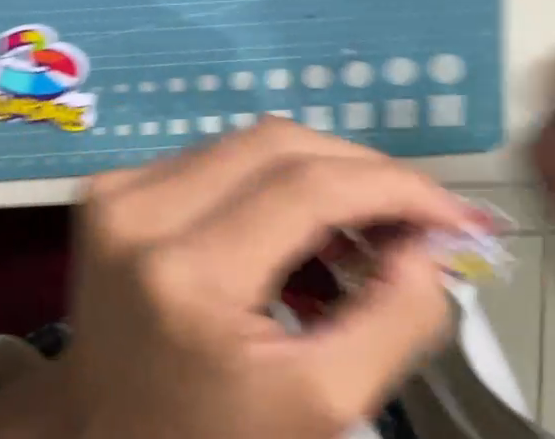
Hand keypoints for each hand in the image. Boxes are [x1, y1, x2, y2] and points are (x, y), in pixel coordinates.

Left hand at [0, 119, 472, 438]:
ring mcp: (114, 191)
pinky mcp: (108, 188)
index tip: (455, 213)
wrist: (100, 430)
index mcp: (186, 271)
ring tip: (365, 232)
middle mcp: (137, 209)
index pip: (305, 186)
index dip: (391, 187)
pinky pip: (209, 160)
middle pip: (272, 144)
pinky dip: (267, 181)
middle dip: (358, 171)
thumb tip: (426, 242)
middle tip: (416, 220)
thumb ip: (393, 320)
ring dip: (316, 172)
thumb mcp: (321, 404)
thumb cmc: (213, 434)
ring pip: (242, 144)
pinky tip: (299, 227)